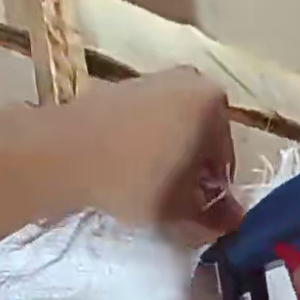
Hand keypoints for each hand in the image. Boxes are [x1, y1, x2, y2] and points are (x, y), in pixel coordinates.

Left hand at [65, 68, 243, 234]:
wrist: (66, 153)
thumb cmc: (136, 180)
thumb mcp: (180, 211)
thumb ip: (214, 219)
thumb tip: (233, 221)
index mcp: (214, 104)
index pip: (225, 162)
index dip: (213, 195)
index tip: (195, 215)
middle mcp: (190, 80)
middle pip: (202, 142)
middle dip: (192, 173)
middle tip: (172, 203)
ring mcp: (154, 79)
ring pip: (175, 131)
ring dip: (169, 160)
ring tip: (148, 189)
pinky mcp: (123, 86)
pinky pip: (148, 123)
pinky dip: (146, 145)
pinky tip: (128, 169)